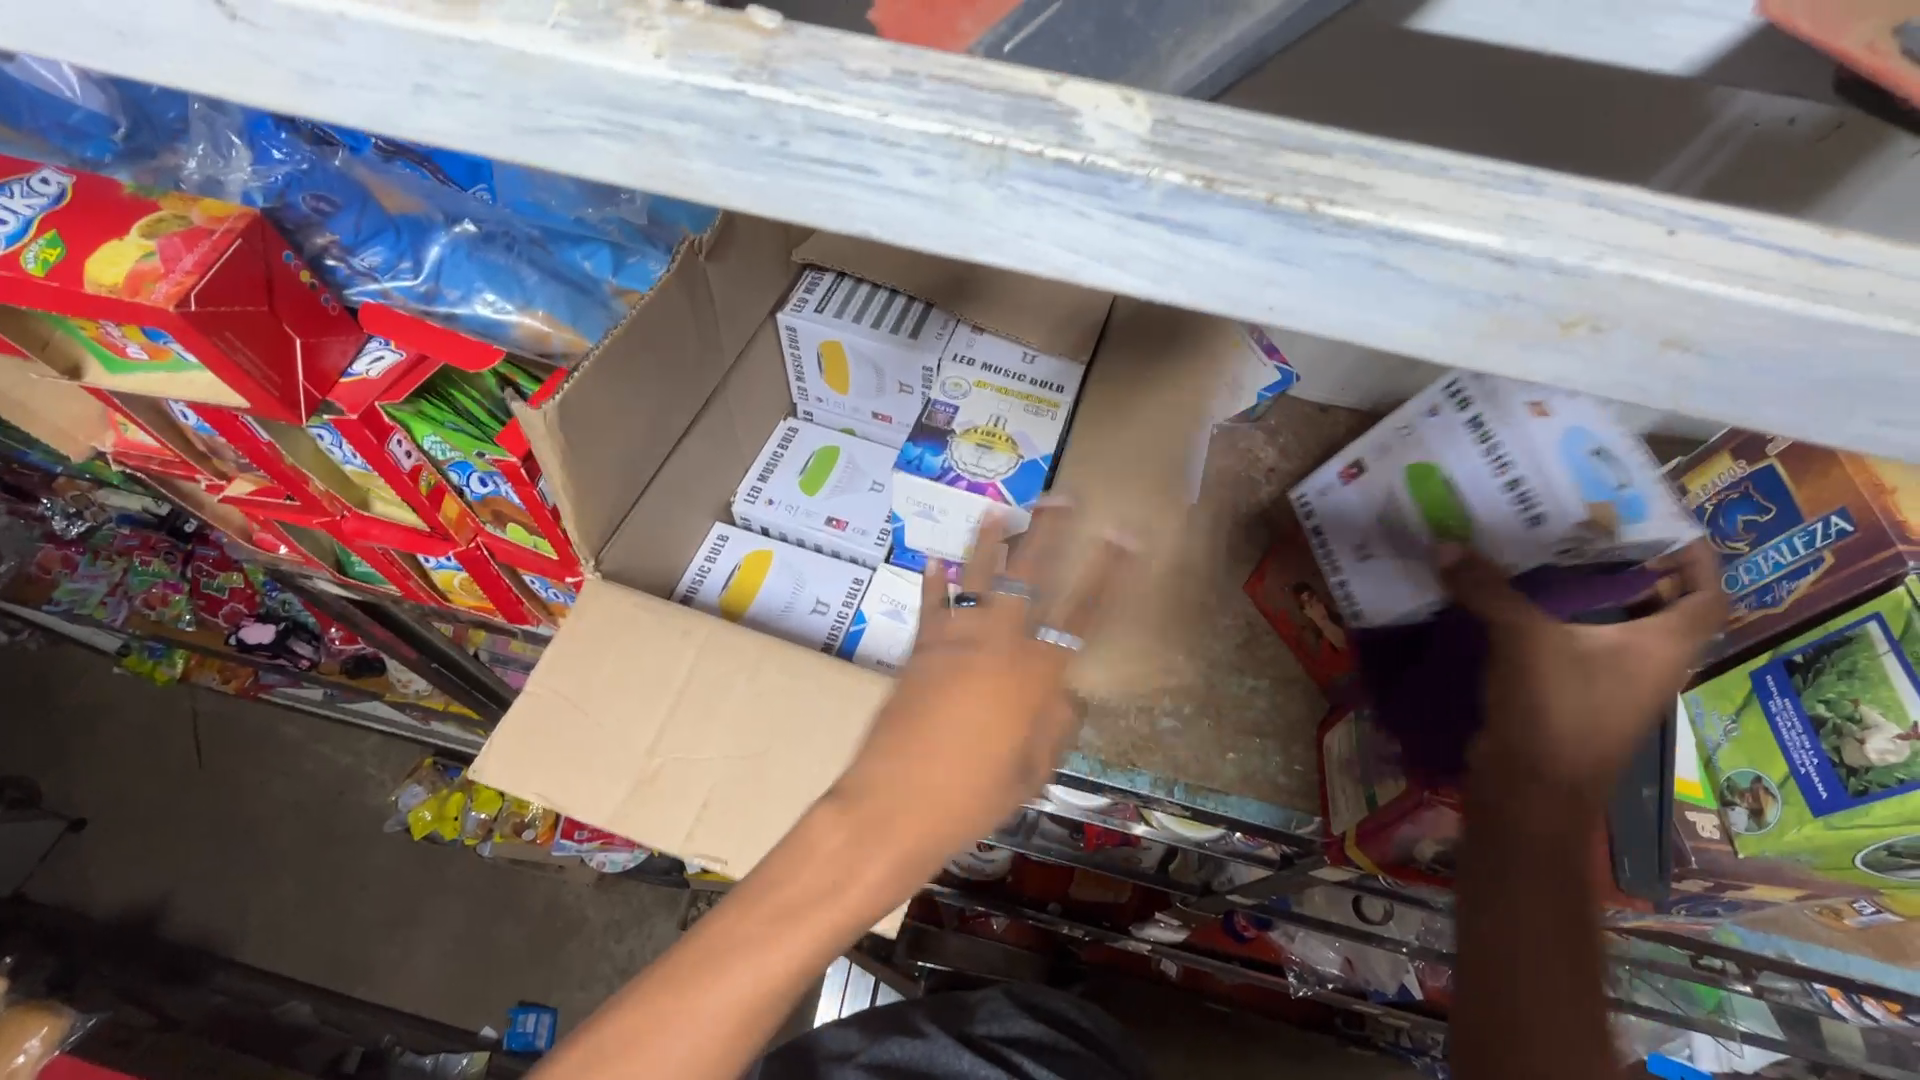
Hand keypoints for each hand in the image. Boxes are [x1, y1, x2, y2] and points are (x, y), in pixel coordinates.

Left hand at [827, 503, 1131, 867]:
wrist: (893, 803)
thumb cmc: (973, 797)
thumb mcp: (1033, 769)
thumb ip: (1055, 724)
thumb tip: (1065, 693)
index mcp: (1036, 675)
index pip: (1083, 612)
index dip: (1109, 572)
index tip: (1124, 536)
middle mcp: (998, 644)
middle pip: (1029, 575)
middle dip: (1049, 532)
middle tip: (1062, 498)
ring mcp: (954, 642)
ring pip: (977, 578)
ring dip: (989, 542)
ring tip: (999, 511)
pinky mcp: (919, 650)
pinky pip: (930, 606)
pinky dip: (934, 582)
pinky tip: (935, 560)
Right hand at [1438, 539, 1726, 806]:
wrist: (1532, 788)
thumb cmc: (1556, 708)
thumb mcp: (1522, 638)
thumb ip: (1488, 589)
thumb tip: (1445, 544)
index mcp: (1664, 645)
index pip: (1708, 593)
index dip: (1694, 557)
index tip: (1657, 524)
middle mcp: (1649, 663)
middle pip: (1659, 607)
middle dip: (1631, 568)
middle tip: (1588, 531)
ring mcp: (1611, 684)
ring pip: (1612, 628)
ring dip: (1588, 596)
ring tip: (1547, 558)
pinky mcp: (1573, 698)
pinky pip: (1575, 647)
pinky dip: (1556, 623)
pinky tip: (1516, 606)